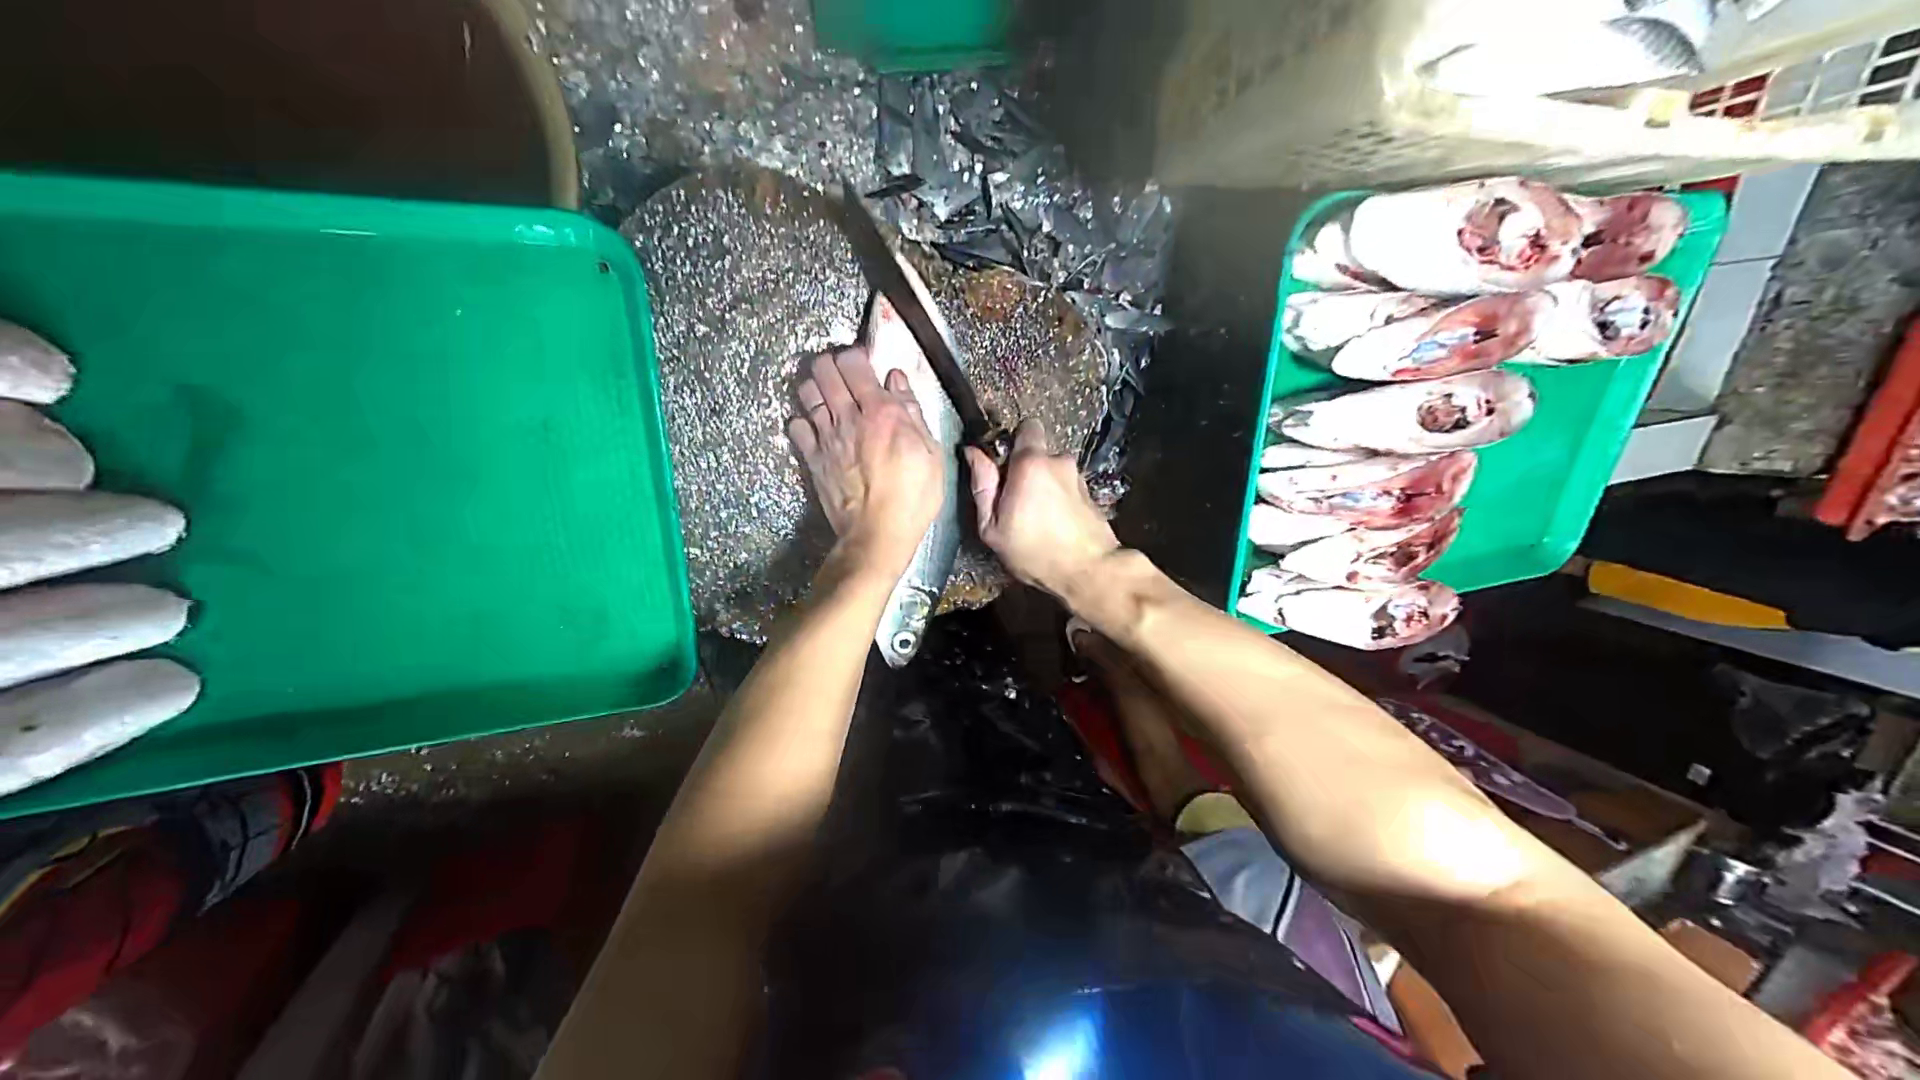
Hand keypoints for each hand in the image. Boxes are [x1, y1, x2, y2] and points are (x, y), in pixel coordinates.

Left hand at [788, 347, 944, 573]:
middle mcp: (848, 417)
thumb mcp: (930, 453)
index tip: (863, 361)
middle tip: (841, 373)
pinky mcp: (813, 460)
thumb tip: (896, 380)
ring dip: (814, 386)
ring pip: (806, 393)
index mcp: (881, 412)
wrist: (878, 534)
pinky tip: (814, 427)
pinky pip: (796, 427)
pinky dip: (802, 421)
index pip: (854, 364)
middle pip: (824, 371)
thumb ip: (912, 412)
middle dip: (829, 363)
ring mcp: (827, 438)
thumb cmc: (913, 497)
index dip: (855, 355)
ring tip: (827, 395)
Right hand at [965, 419, 1119, 599]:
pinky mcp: (1090, 494)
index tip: (1002, 466)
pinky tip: (1053, 526)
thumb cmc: (1035, 552)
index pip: (1026, 427)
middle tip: (1014, 503)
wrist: (1089, 571)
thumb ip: (982, 486)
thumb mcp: (993, 527)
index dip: (1012, 443)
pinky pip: (1065, 488)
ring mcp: (1078, 478)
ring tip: (1035, 520)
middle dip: (1025, 472)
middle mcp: (1059, 462)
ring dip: (1043, 488)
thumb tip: (973, 453)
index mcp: (1031, 464)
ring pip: (1052, 473)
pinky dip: (1058, 500)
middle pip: (1037, 455)